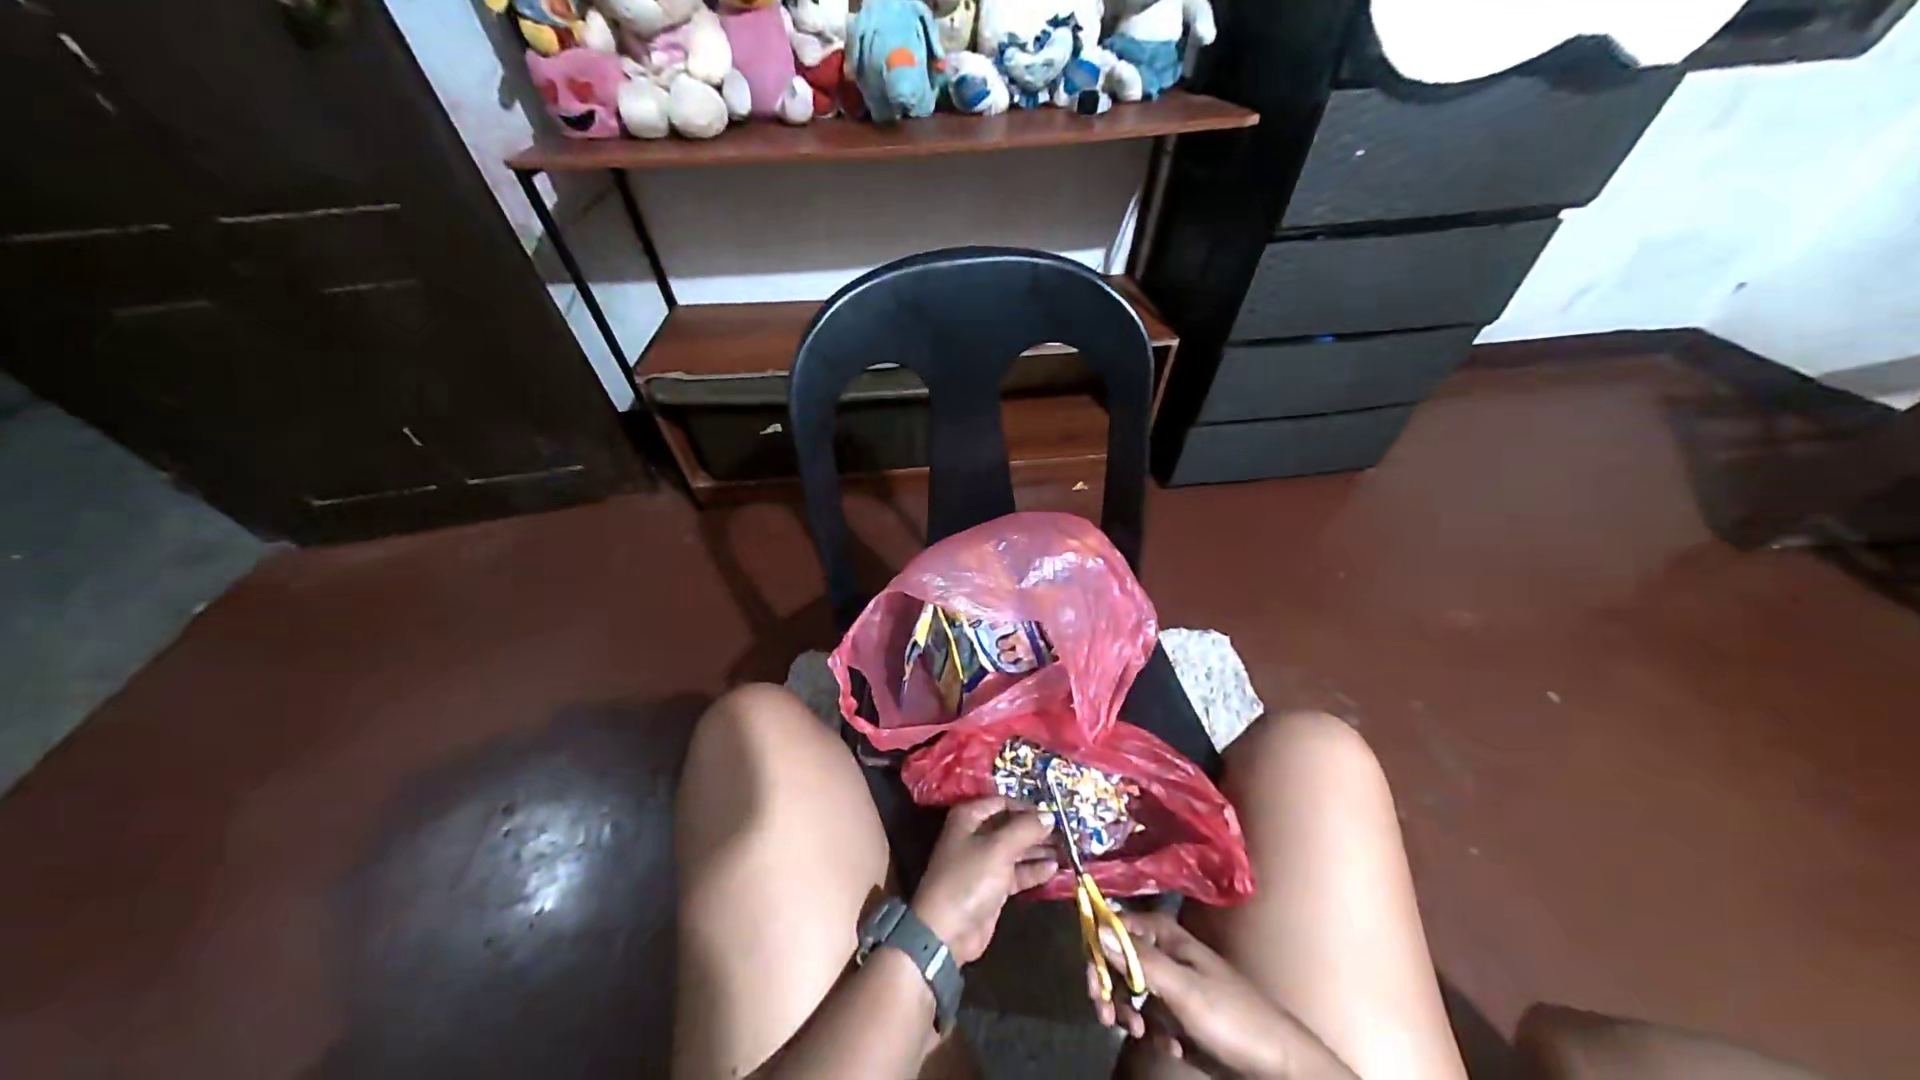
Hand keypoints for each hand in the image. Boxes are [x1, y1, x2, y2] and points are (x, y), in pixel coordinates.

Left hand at [910, 796, 1058, 963]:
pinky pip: (1016, 872)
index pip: (1002, 802)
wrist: (947, 931)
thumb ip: (1025, 829)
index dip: (1026, 807)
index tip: (1053, 813)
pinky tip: (1054, 869)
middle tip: (1065, 833)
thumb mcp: (998, 848)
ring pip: (1016, 850)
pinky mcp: (992, 886)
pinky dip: (1033, 870)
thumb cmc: (969, 878)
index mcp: (969, 818)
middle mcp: (975, 835)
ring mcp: (984, 862)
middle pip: (1010, 826)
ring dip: (1038, 850)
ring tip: (1066, 849)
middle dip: (1036, 829)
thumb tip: (1049, 815)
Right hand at [1090, 912, 1356, 1079]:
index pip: (1117, 924)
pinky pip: (1149, 1016)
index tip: (1092, 977)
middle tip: (1105, 1012)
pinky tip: (1169, 1045)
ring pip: (1130, 989)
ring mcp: (1172, 984)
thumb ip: (1140, 959)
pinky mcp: (1178, 1015)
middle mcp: (1165, 953)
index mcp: (1166, 935)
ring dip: (1127, 1012)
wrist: (1278, 1067)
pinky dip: (1151, 1031)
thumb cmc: (1232, 1018)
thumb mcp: (1183, 990)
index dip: (1098, 945)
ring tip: (1137, 1032)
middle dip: (1109, 986)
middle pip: (1118, 958)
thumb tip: (1097, 928)